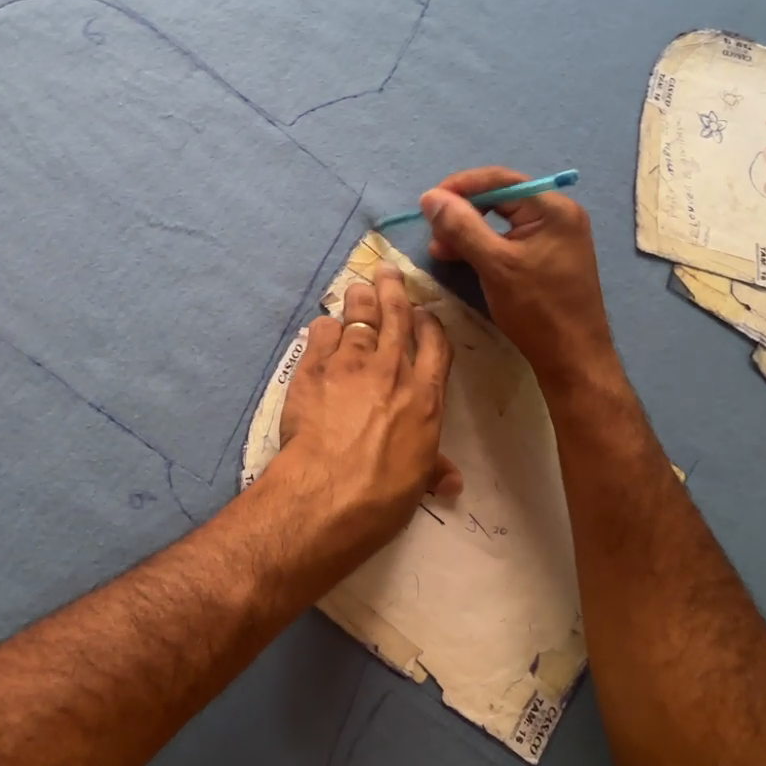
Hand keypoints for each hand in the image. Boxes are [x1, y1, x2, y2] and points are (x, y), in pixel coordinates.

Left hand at [268, 263, 459, 554]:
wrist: (329, 491)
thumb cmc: (383, 493)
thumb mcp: (418, 480)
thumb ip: (433, 468)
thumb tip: (452, 481)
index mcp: (425, 395)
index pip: (435, 343)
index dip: (429, 322)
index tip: (423, 312)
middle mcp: (391, 369)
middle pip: (396, 314)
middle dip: (392, 288)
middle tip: (386, 271)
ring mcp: (350, 362)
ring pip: (358, 314)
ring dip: (359, 299)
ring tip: (357, 289)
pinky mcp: (314, 366)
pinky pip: (321, 331)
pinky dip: (325, 326)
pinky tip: (324, 327)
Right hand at [419, 166, 614, 387]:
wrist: (572, 358)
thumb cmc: (537, 310)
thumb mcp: (495, 265)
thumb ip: (462, 227)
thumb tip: (430, 197)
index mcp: (553, 209)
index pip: (500, 180)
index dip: (461, 186)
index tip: (429, 203)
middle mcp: (557, 215)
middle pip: (500, 197)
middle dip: (463, 210)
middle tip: (433, 229)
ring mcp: (554, 237)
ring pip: (501, 219)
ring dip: (468, 229)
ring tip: (439, 247)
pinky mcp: (546, 257)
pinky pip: (508, 238)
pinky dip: (482, 244)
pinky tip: (459, 257)